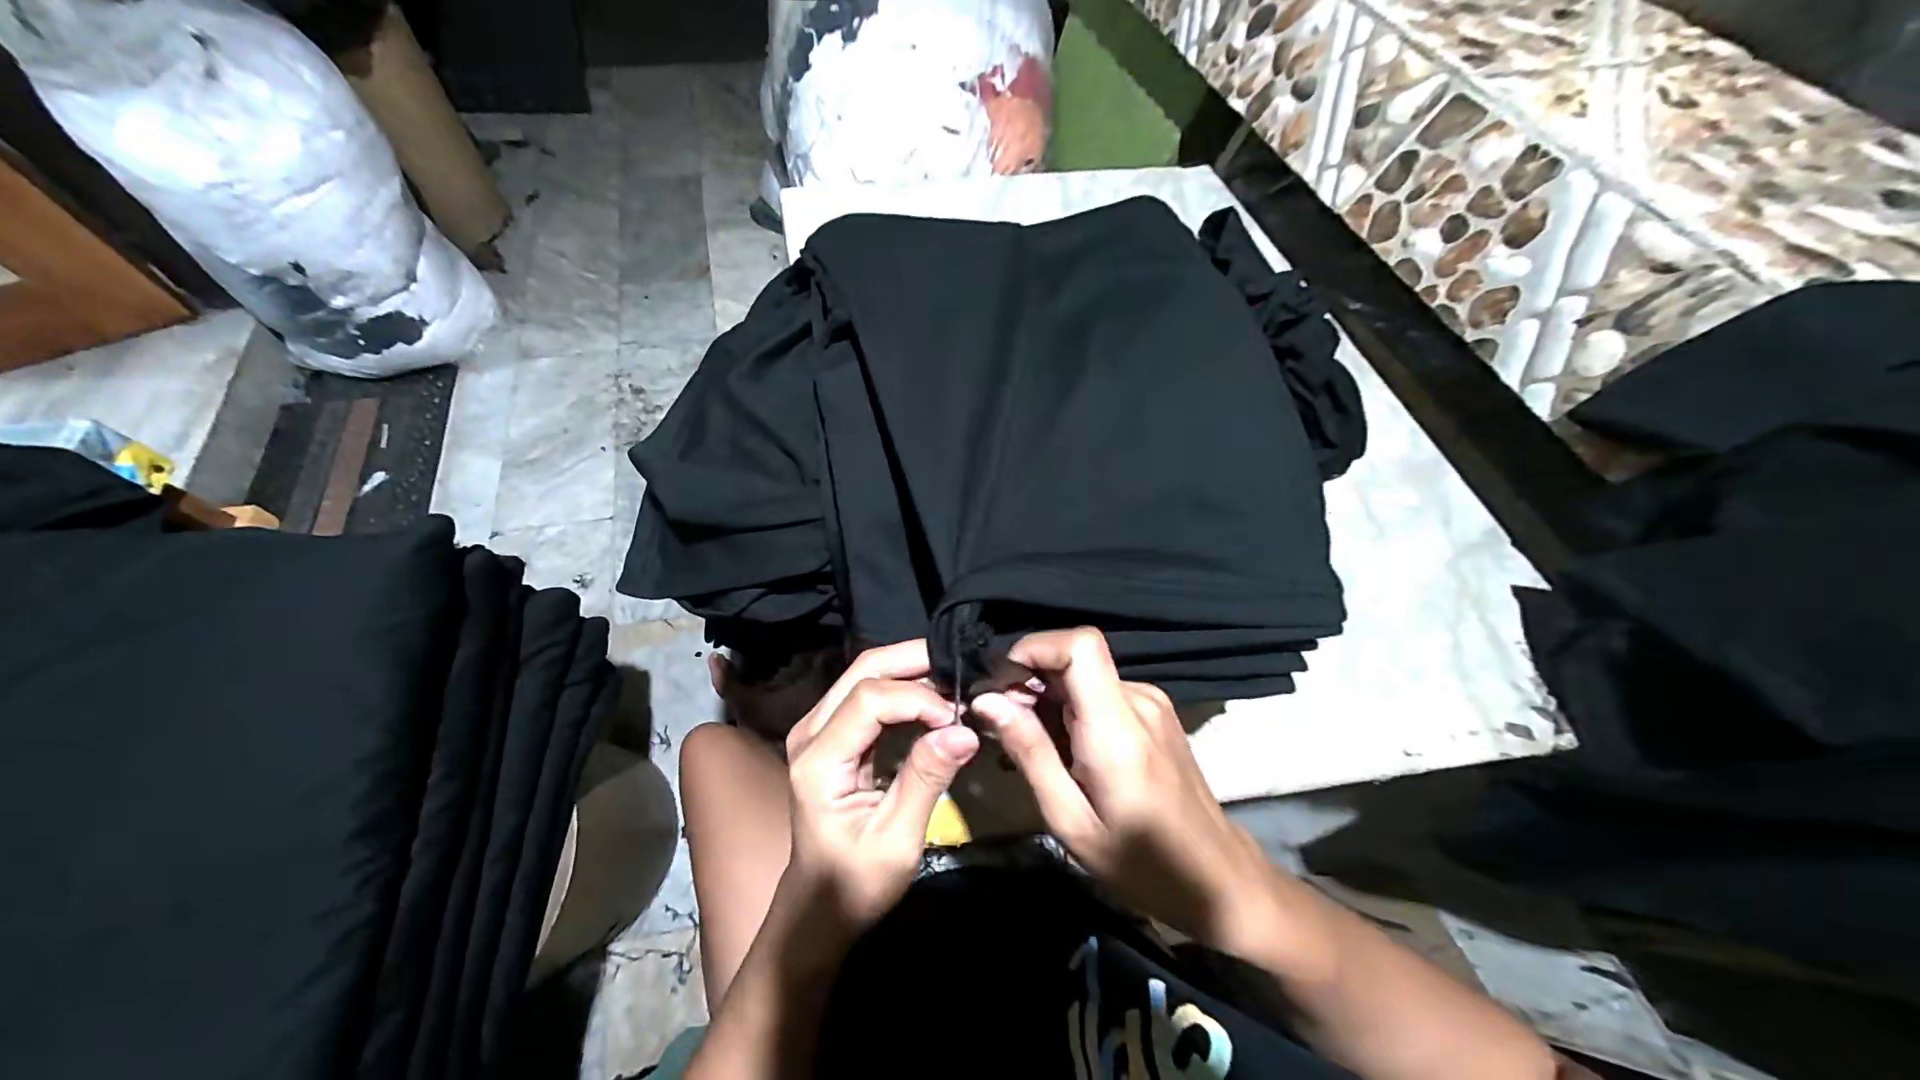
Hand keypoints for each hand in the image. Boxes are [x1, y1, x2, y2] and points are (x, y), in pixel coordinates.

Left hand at [780, 640, 980, 934]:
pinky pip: (868, 693)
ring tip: (954, 682)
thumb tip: (965, 730)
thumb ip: (926, 779)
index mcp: (819, 761)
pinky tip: (934, 697)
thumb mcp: (897, 841)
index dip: (918, 698)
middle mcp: (811, 732)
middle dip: (915, 661)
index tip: (957, 718)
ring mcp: (817, 728)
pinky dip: (904, 687)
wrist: (819, 904)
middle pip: (863, 670)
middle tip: (962, 669)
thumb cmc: (855, 883)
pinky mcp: (832, 733)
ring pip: (865, 674)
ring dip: (911, 670)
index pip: (870, 699)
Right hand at [971, 628, 1277, 952]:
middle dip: (1029, 680)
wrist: (1215, 877)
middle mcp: (1138, 700)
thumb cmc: (1140, 862)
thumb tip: (987, 700)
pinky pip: (1100, 692)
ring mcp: (1152, 703)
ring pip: (1084, 675)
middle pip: (1074, 657)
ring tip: (1031, 746)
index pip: (1079, 644)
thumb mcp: (1070, 820)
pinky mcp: (1155, 713)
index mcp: (1117, 726)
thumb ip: (1030, 752)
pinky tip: (1063, 749)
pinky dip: (1071, 708)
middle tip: (1001, 725)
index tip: (1000, 683)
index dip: (1034, 648)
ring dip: (1048, 697)